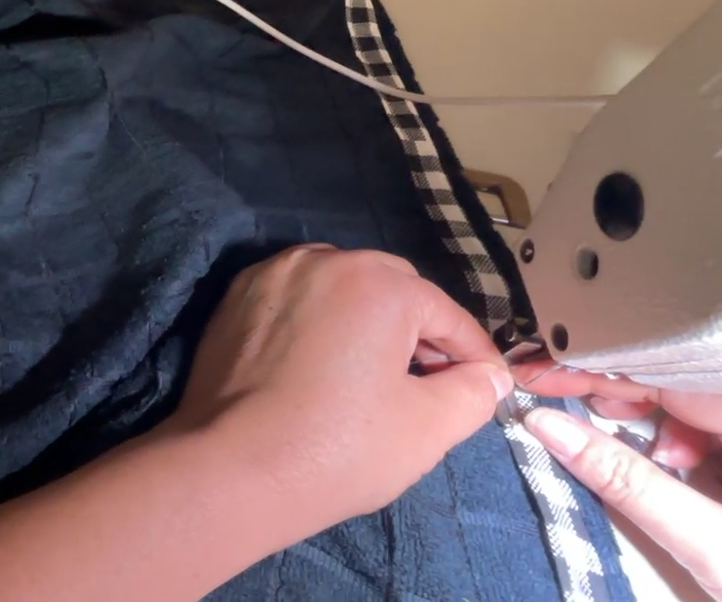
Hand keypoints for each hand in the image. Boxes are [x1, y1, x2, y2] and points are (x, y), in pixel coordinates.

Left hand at [167, 245, 513, 540]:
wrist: (235, 460)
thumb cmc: (339, 445)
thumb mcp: (429, 426)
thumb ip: (471, 391)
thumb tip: (486, 374)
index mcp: (374, 283)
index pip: (443, 311)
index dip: (472, 351)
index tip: (486, 383)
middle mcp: (319, 260)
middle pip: (389, 284)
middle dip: (417, 324)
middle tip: (429, 375)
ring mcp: (271, 273)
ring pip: (338, 281)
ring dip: (365, 312)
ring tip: (375, 366)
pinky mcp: (237, 293)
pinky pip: (295, 293)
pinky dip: (317, 313)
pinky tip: (321, 357)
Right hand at [515, 365, 721, 600]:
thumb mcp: (721, 555)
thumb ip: (630, 485)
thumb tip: (548, 425)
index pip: (690, 384)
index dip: (609, 375)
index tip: (547, 373)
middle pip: (695, 392)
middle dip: (626, 396)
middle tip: (563, 398)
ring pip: (704, 413)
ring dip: (650, 421)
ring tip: (617, 437)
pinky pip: (721, 439)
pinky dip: (677, 445)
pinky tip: (666, 464)